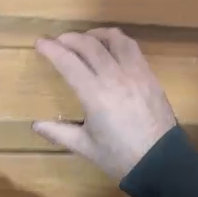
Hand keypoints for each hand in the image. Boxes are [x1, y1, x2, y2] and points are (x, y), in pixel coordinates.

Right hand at [32, 28, 178, 179]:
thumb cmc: (120, 157)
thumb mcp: (86, 147)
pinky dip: (117, 40)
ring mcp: (134, 72)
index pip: (68, 62)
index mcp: (95, 95)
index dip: (52, 49)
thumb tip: (35, 125)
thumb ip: (59, 133)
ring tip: (85, 39)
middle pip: (89, 44)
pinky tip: (110, 47)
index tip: (40, 42)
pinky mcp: (149, 74)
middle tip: (59, 41)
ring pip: (113, 39)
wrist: (161, 162)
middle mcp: (114, 77)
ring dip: (95, 34)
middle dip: (70, 38)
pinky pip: (132, 47)